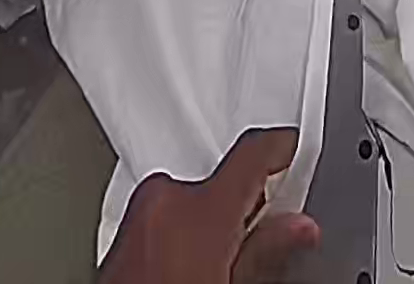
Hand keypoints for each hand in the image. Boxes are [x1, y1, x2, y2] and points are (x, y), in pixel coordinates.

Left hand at [100, 128, 321, 283]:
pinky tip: (186, 266)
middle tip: (257, 238)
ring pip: (192, 198)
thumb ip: (266, 254)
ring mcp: (135, 218)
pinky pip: (165, 215)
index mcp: (199, 210)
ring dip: (208, 220)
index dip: (281, 147)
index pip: (253, 151)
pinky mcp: (116, 238)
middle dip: (242, 204)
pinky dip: (181, 232)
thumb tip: (297, 227)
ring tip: (214, 264)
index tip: (294, 150)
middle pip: (222, 179)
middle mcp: (162, 200)